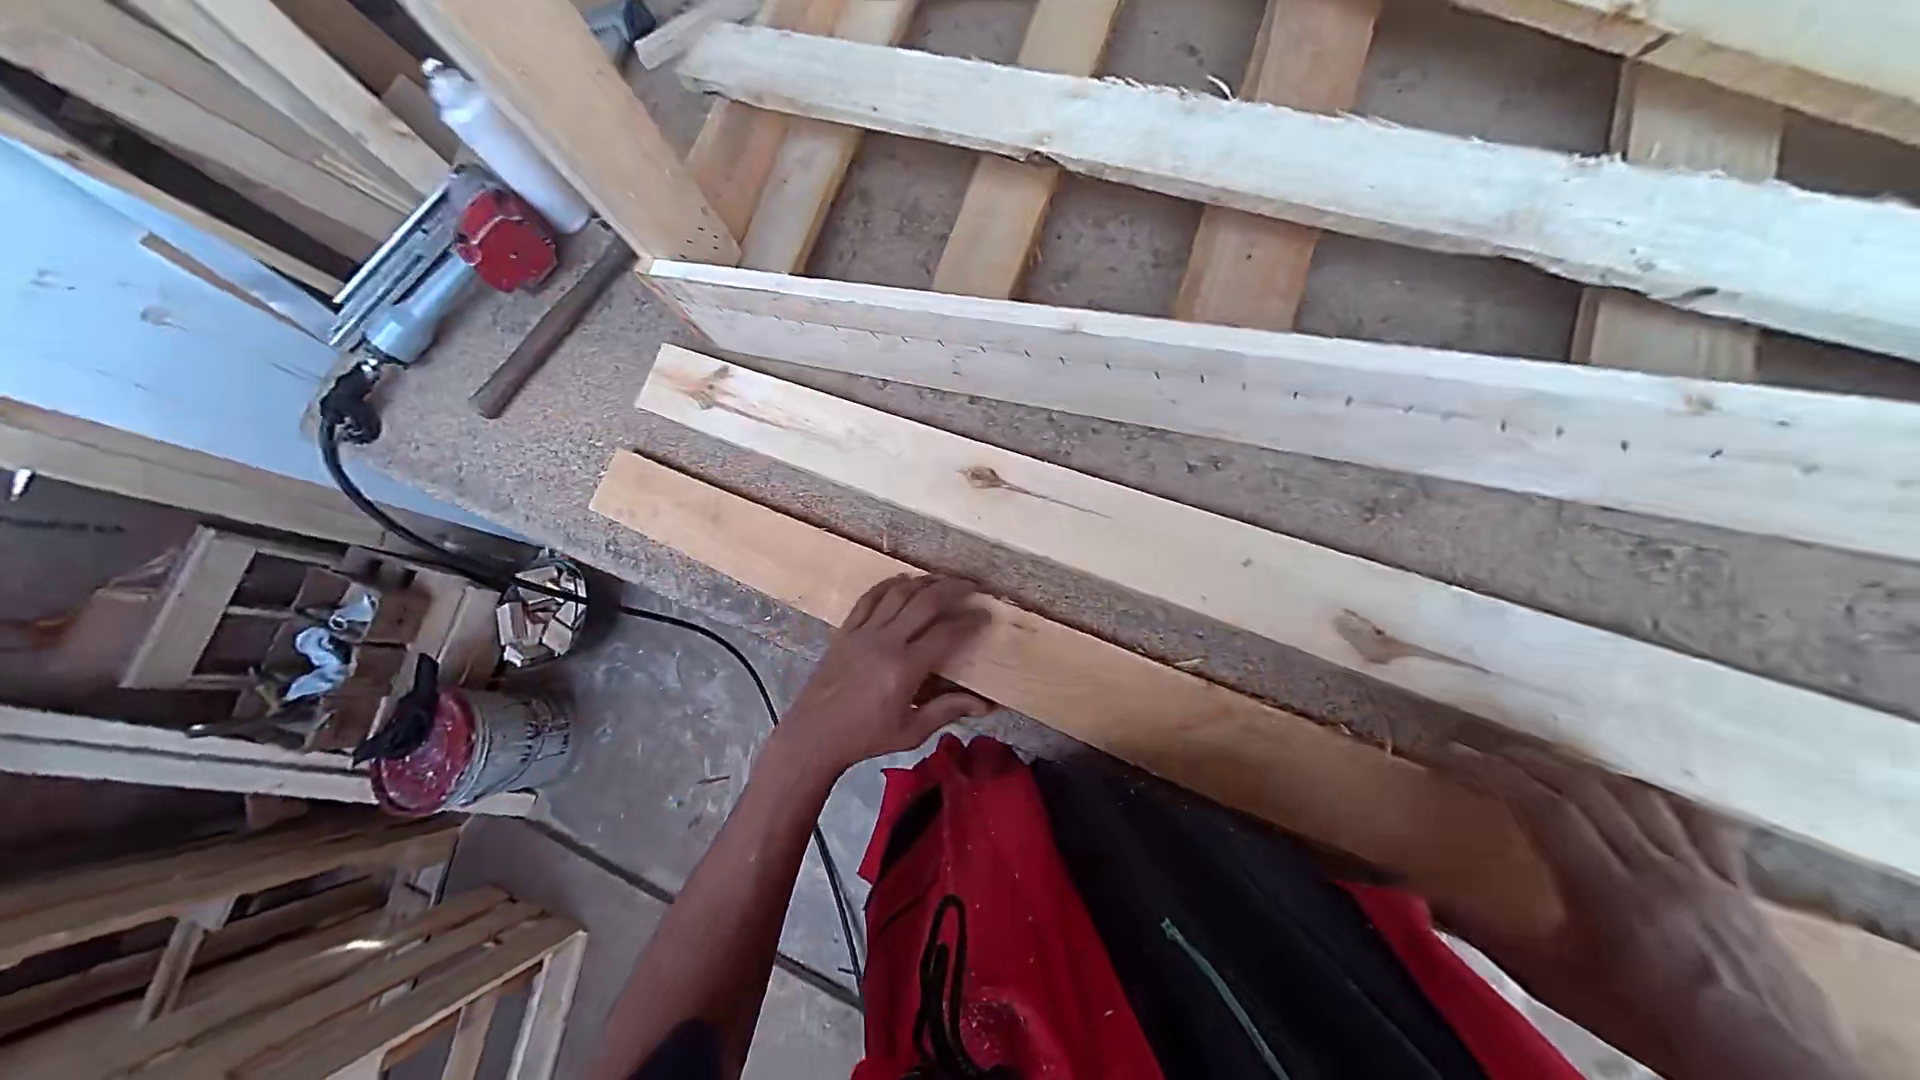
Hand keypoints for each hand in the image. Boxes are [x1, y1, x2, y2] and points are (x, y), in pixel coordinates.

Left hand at [770, 575, 992, 776]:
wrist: (814, 735)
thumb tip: (984, 705)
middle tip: (972, 586)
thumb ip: (948, 710)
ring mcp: (863, 633)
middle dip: (953, 588)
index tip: (985, 614)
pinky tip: (902, 581)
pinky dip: (888, 585)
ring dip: (924, 581)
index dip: (970, 620)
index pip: (946, 633)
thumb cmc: (865, 737)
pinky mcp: (845, 631)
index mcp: (904, 668)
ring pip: (898, 593)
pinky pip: (869, 598)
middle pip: (925, 601)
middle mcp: (885, 642)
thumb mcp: (911, 731)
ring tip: (943, 579)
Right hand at [1444, 749, 1864, 1079]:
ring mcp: (1703, 873)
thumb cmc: (1643, 1021)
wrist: (1764, 1070)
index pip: (1542, 806)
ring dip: (1582, 770)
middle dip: (1527, 761)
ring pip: (1637, 795)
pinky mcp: (1737, 884)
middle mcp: (1656, 869)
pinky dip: (1654, 795)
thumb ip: (1481, 932)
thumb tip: (1414, 896)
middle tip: (1487, 753)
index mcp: (1607, 890)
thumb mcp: (1549, 981)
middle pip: (1584, 789)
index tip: (1452, 755)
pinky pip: (1698, 820)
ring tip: (1548, 766)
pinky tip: (1630, 792)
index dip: (1491, 771)